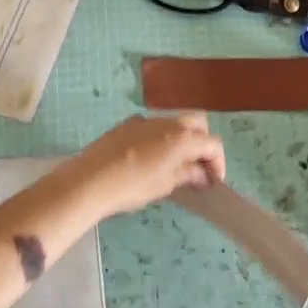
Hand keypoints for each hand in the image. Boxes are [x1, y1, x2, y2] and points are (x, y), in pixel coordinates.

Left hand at [58, 113, 225, 216]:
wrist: (89, 180)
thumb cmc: (132, 186)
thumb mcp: (165, 185)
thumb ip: (188, 174)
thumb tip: (202, 174)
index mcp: (181, 137)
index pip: (212, 143)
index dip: (218, 162)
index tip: (214, 181)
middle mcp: (166, 122)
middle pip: (197, 123)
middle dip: (203, 143)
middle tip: (199, 167)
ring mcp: (144, 120)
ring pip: (173, 123)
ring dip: (181, 140)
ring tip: (175, 167)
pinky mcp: (126, 125)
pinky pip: (153, 128)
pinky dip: (160, 139)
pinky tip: (149, 161)